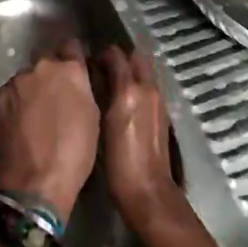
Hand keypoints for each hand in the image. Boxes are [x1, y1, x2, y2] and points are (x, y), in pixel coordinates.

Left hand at [0, 39, 98, 217]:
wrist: (34, 181)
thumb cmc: (74, 153)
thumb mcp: (92, 116)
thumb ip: (83, 87)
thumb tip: (78, 78)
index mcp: (69, 69)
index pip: (72, 45)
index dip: (74, 58)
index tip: (76, 70)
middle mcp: (41, 66)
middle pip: (48, 60)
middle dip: (53, 73)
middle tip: (57, 96)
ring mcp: (17, 81)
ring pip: (29, 77)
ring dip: (34, 87)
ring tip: (38, 112)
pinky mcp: (0, 96)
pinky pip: (14, 91)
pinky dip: (19, 100)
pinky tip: (23, 121)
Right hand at [100, 46, 181, 225]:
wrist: (148, 191)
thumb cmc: (118, 161)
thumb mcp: (101, 124)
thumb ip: (99, 93)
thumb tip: (90, 73)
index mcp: (130, 89)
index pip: (116, 55)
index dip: (100, 55)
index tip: (86, 62)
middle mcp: (148, 89)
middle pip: (135, 58)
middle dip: (118, 59)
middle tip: (99, 71)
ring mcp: (158, 101)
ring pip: (142, 72)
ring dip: (128, 72)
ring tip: (107, 86)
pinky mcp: (161, 115)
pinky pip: (147, 87)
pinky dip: (135, 86)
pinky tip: (120, 103)